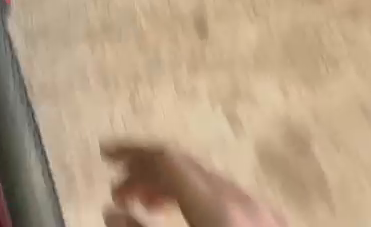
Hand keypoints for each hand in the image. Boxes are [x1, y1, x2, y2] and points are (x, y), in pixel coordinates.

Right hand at [102, 142, 286, 226]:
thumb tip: (111, 211)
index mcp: (215, 202)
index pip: (165, 156)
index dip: (131, 151)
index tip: (104, 157)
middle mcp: (242, 199)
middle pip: (186, 168)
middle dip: (148, 174)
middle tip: (119, 192)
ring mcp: (266, 215)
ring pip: (209, 185)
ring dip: (173, 189)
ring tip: (149, 209)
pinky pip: (230, 203)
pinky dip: (199, 203)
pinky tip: (191, 222)